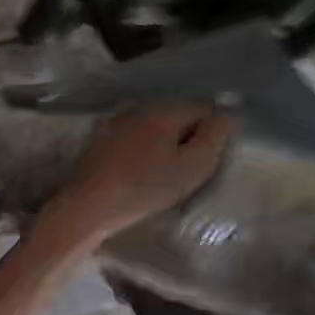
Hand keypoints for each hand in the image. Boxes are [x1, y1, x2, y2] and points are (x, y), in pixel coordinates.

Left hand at [42, 105, 234, 242]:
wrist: (87, 206)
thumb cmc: (144, 188)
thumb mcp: (193, 165)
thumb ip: (215, 136)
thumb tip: (227, 116)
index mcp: (164, 109)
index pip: (204, 109)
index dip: (211, 135)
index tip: (204, 163)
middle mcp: (138, 107)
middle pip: (177, 116)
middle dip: (185, 138)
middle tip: (182, 172)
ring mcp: (115, 122)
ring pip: (152, 128)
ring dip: (161, 146)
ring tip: (159, 177)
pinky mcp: (98, 141)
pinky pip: (131, 141)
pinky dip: (139, 153)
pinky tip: (136, 175)